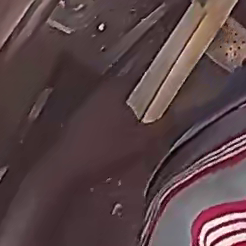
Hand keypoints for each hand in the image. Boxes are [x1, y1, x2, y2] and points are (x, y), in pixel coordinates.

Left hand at [25, 64, 174, 199]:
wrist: (64, 171)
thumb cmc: (106, 151)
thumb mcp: (143, 141)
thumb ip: (164, 125)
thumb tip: (182, 112)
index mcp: (116, 88)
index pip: (141, 73)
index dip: (156, 78)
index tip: (168, 86)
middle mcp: (99, 92)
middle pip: (127, 89)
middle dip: (142, 99)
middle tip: (156, 112)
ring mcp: (84, 107)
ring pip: (113, 104)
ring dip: (126, 114)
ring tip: (139, 130)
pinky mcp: (75, 124)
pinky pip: (101, 118)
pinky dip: (112, 126)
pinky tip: (117, 143)